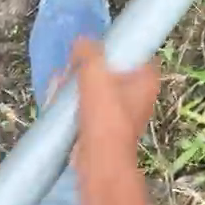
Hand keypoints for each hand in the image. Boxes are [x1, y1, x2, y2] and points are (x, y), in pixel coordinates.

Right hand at [69, 39, 159, 164]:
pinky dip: (74, 102)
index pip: (137, 52)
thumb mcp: (95, 73)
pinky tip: (57, 100)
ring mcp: (122, 113)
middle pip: (112, 70)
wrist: (99, 161)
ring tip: (60, 84)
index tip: (98, 46)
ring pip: (97, 88)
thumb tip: (81, 42)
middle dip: (87, 67)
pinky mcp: (104, 127)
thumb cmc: (105, 115)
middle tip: (71, 67)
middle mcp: (139, 95)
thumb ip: (88, 52)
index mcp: (146, 80)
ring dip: (76, 85)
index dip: (118, 46)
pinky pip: (88, 106)